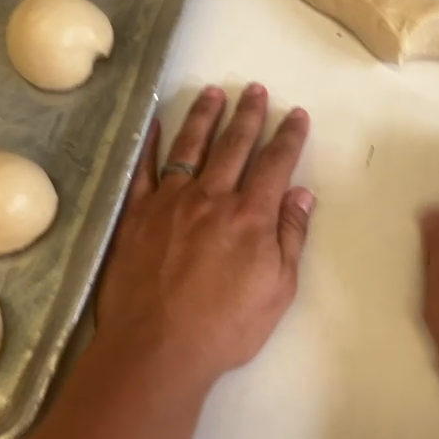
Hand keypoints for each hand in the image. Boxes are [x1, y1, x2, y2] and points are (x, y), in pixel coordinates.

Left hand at [95, 84, 314, 387]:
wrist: (157, 348)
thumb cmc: (225, 328)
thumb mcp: (277, 290)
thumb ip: (290, 238)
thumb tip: (302, 196)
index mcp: (251, 217)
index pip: (275, 164)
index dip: (288, 137)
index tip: (296, 115)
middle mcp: (212, 198)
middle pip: (234, 145)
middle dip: (249, 115)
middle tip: (255, 90)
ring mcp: (170, 202)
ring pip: (190, 146)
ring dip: (205, 116)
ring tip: (214, 92)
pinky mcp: (136, 215)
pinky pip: (143, 169)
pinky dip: (151, 143)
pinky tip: (157, 123)